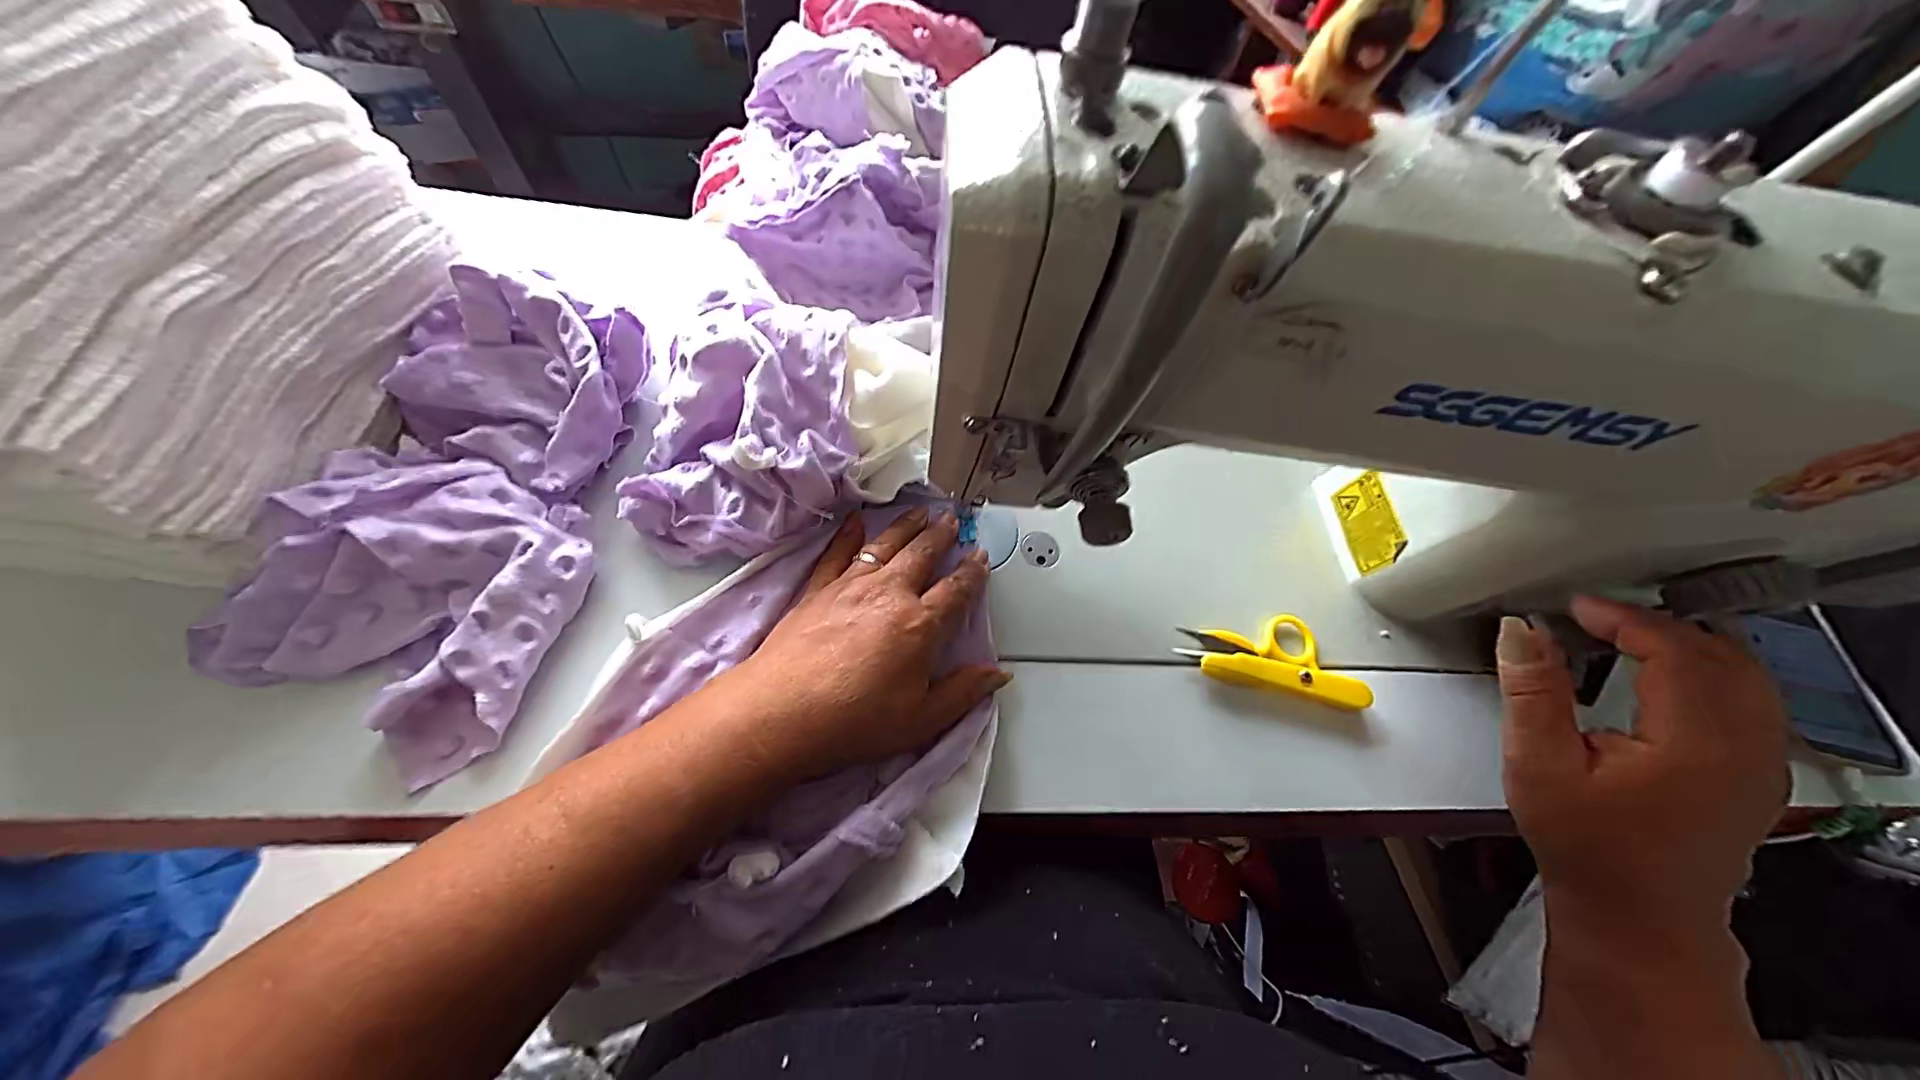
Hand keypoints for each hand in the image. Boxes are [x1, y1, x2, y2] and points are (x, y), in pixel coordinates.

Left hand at [710, 506, 1005, 781]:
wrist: (782, 712)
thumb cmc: (853, 721)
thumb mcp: (921, 719)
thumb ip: (963, 692)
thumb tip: (997, 675)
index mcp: (920, 625)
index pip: (956, 589)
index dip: (973, 571)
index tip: (980, 557)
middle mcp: (888, 595)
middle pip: (922, 553)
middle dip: (941, 534)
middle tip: (951, 519)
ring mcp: (850, 587)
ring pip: (886, 545)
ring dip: (906, 526)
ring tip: (919, 512)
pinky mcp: (817, 590)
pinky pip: (838, 552)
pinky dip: (849, 533)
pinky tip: (856, 521)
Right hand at [1497, 596, 1789, 931]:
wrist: (1635, 911)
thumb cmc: (1586, 845)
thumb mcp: (1537, 763)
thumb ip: (1531, 691)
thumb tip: (1522, 632)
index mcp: (1697, 745)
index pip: (1677, 650)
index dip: (1624, 618)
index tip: (1577, 608)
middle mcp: (1747, 751)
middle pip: (1723, 655)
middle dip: (1656, 624)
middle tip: (1596, 616)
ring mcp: (1763, 765)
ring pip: (1747, 675)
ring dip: (1687, 644)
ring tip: (1625, 636)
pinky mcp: (1758, 775)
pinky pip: (1752, 701)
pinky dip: (1708, 671)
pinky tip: (1663, 676)